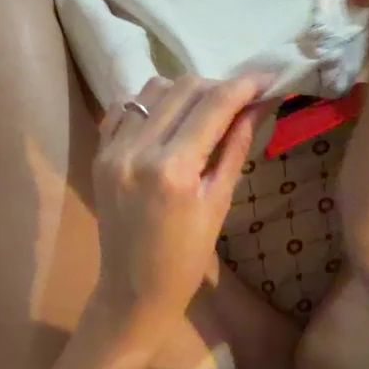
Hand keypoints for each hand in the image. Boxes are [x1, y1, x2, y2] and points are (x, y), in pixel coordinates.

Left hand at [91, 75, 267, 336]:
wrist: (133, 291)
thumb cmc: (185, 259)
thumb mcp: (218, 204)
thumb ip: (235, 148)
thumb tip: (258, 104)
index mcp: (173, 169)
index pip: (214, 104)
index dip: (245, 85)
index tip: (268, 77)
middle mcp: (138, 151)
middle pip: (183, 88)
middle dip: (217, 86)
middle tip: (239, 99)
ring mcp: (113, 151)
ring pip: (153, 90)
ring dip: (183, 91)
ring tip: (203, 111)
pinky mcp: (100, 156)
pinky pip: (125, 108)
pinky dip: (149, 104)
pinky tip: (167, 120)